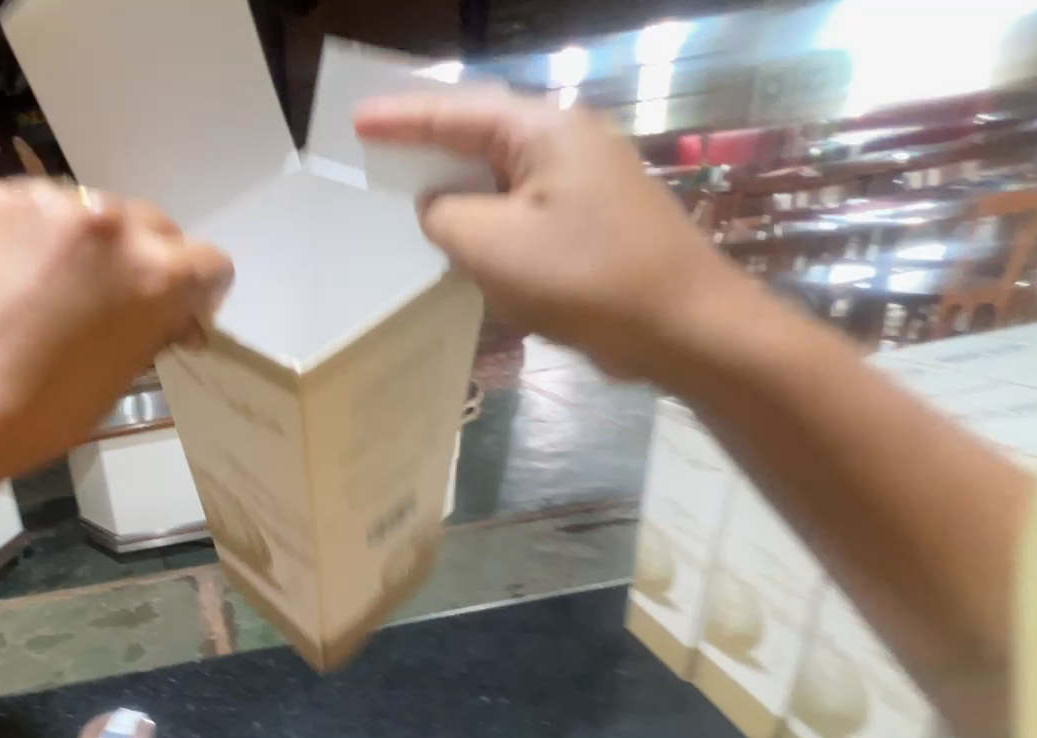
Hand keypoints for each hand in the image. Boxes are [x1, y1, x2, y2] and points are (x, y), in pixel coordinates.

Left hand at [0, 178, 231, 480]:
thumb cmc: (39, 415)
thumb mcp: (119, 379)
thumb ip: (153, 330)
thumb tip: (169, 315)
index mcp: (155, 274)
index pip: (210, 263)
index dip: (197, 294)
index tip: (174, 315)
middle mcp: (112, 222)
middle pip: (157, 228)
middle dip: (145, 265)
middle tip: (111, 305)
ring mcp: (51, 202)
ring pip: (98, 213)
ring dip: (92, 245)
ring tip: (53, 290)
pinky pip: (42, 208)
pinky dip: (40, 236)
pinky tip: (15, 275)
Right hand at [355, 88, 756, 385]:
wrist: (678, 324)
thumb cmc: (582, 277)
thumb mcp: (490, 245)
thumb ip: (446, 215)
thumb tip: (438, 206)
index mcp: (544, 132)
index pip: (458, 113)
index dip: (402, 118)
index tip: (358, 119)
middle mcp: (567, 143)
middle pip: (481, 132)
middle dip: (426, 140)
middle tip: (376, 145)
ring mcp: (582, 181)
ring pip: (499, 172)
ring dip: (453, 179)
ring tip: (407, 184)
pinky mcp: (587, 219)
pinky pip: (517, 204)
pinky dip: (481, 212)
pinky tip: (459, 230)